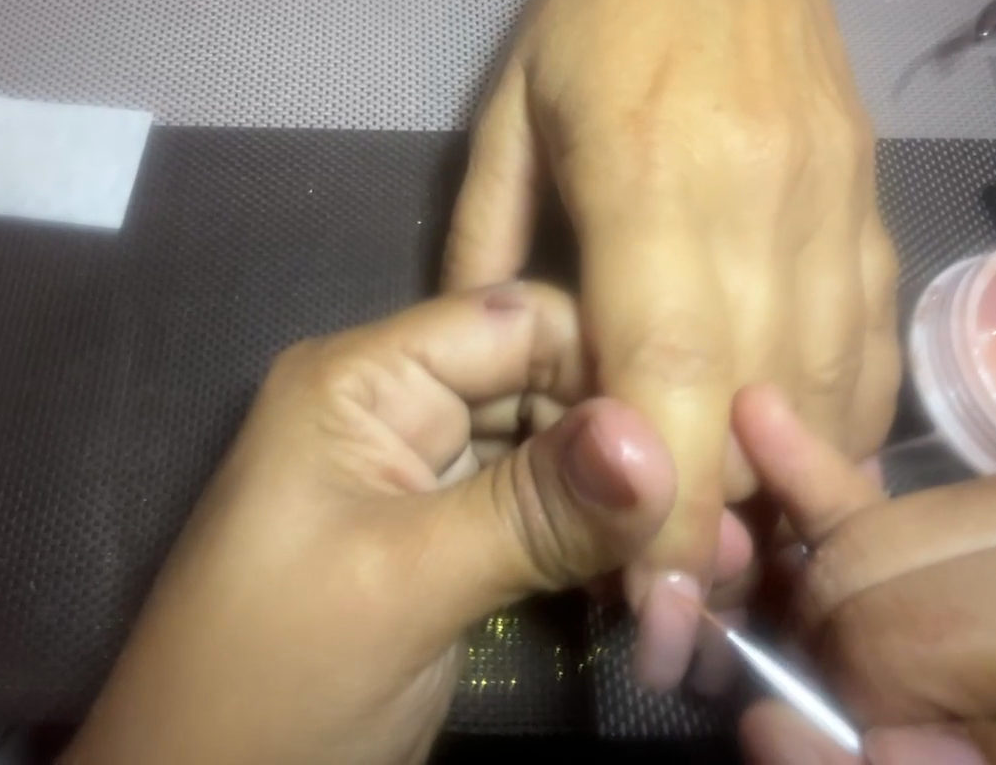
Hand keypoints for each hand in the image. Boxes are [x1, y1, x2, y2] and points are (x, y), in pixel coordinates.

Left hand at [63, 285, 676, 764]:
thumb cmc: (273, 673)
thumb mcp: (404, 581)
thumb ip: (534, 507)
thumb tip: (659, 438)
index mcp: (362, 376)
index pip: (509, 322)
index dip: (606, 361)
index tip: (710, 428)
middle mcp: (391, 400)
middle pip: (535, 382)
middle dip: (624, 441)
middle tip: (723, 515)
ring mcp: (416, 468)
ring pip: (542, 449)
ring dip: (617, 500)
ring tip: (705, 560)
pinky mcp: (438, 531)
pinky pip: (529, 509)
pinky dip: (586, 540)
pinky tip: (648, 578)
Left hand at [445, 0, 897, 688]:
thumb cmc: (591, 11)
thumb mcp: (506, 120)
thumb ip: (490, 241)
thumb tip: (487, 353)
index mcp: (643, 172)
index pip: (663, 359)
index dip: (657, 488)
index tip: (641, 594)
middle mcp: (755, 199)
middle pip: (748, 396)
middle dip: (719, 526)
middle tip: (679, 628)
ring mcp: (831, 203)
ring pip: (823, 385)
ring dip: (785, 494)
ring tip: (732, 575)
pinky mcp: (870, 204)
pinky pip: (864, 342)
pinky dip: (833, 424)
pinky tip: (796, 476)